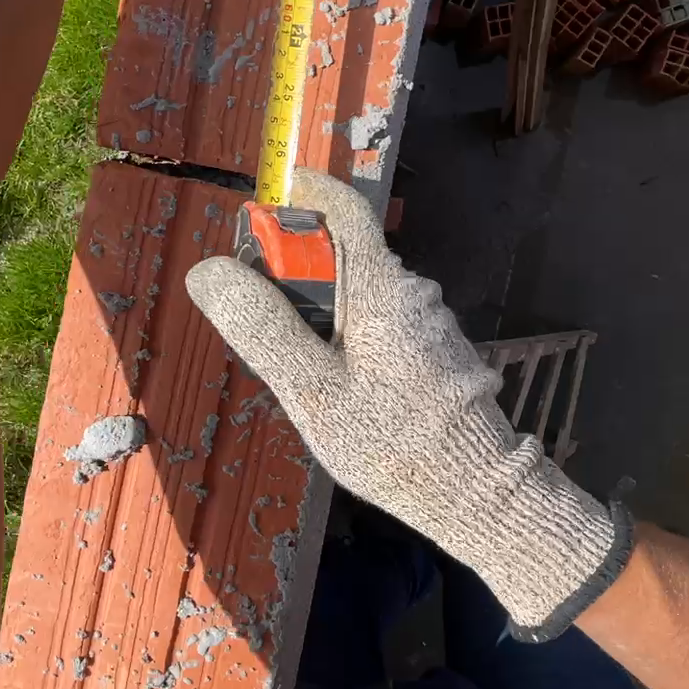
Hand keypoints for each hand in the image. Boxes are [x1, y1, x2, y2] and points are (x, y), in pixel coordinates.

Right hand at [186, 171, 633, 638]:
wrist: (478, 496)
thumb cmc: (392, 443)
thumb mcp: (313, 392)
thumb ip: (264, 327)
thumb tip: (210, 271)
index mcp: (382, 288)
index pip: (346, 208)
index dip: (307, 192)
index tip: (271, 199)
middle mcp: (412, 291)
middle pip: (346, 252)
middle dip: (299, 269)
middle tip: (265, 317)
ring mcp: (430, 320)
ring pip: (362, 289)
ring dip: (323, 306)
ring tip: (301, 365)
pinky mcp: (437, 348)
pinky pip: (381, 318)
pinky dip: (350, 329)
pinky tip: (342, 383)